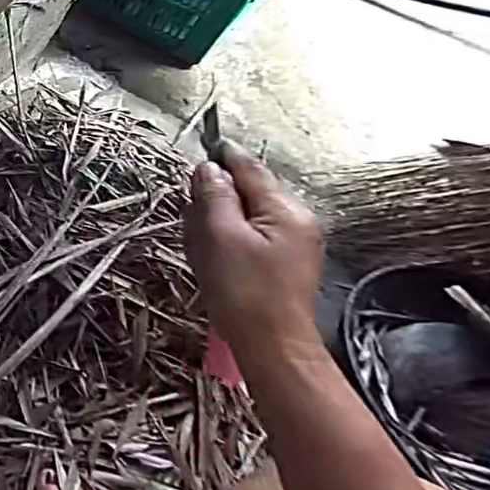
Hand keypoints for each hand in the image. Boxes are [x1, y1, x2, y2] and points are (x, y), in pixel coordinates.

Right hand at [184, 142, 323, 354]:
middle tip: (194, 220)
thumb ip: (214, 195)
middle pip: (245, 190)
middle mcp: (295, 220)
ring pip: (242, 212)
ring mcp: (291, 242)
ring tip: (201, 245)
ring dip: (216, 220)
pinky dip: (224, 237)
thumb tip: (209, 167)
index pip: (250, 168)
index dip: (223, 156)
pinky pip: (246, 234)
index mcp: (286, 210)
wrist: (269, 345)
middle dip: (215, 198)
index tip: (202, 143)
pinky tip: (212, 256)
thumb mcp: (220, 235)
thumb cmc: (244, 289)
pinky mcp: (280, 260)